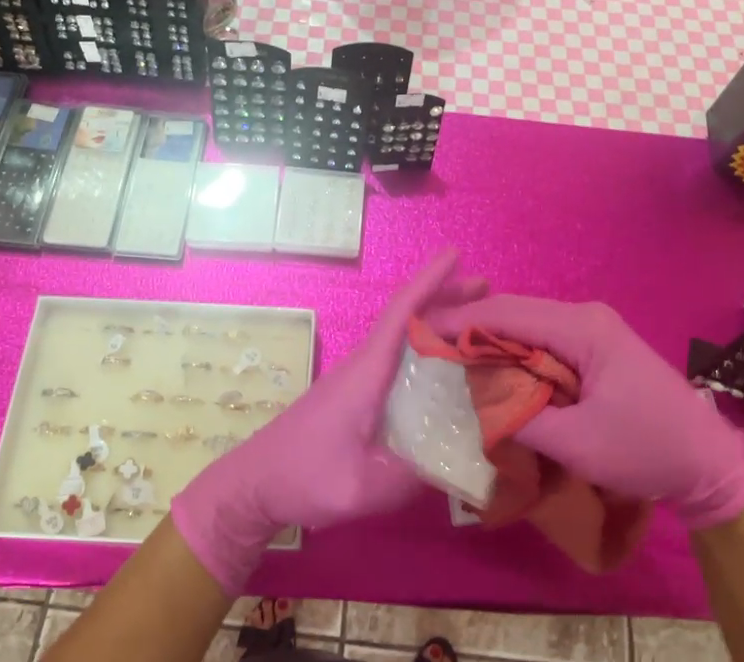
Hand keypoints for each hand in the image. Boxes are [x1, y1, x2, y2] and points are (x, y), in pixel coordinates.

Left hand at [170, 251, 489, 592]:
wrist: (256, 483)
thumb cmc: (304, 477)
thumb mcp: (363, 488)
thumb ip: (412, 474)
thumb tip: (461, 457)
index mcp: (366, 374)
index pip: (400, 314)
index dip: (428, 281)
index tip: (455, 255)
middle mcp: (364, 366)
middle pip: (407, 318)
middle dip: (444, 296)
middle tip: (487, 288)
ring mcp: (359, 378)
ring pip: (403, 337)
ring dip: (437, 321)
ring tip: (479, 321)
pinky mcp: (357, 394)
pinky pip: (398, 359)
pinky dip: (425, 348)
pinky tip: (447, 365)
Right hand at [429, 296, 743, 530]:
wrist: (709, 464)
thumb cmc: (647, 449)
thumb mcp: (578, 443)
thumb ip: (521, 418)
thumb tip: (472, 402)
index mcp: (582, 328)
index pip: (507, 313)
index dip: (460, 320)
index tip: (420, 332)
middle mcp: (584, 317)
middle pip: (513, 312)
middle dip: (469, 327)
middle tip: (427, 346)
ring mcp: (591, 330)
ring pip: (525, 325)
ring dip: (489, 341)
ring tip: (449, 358)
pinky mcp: (594, 348)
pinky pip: (542, 342)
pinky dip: (513, 353)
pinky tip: (490, 370)